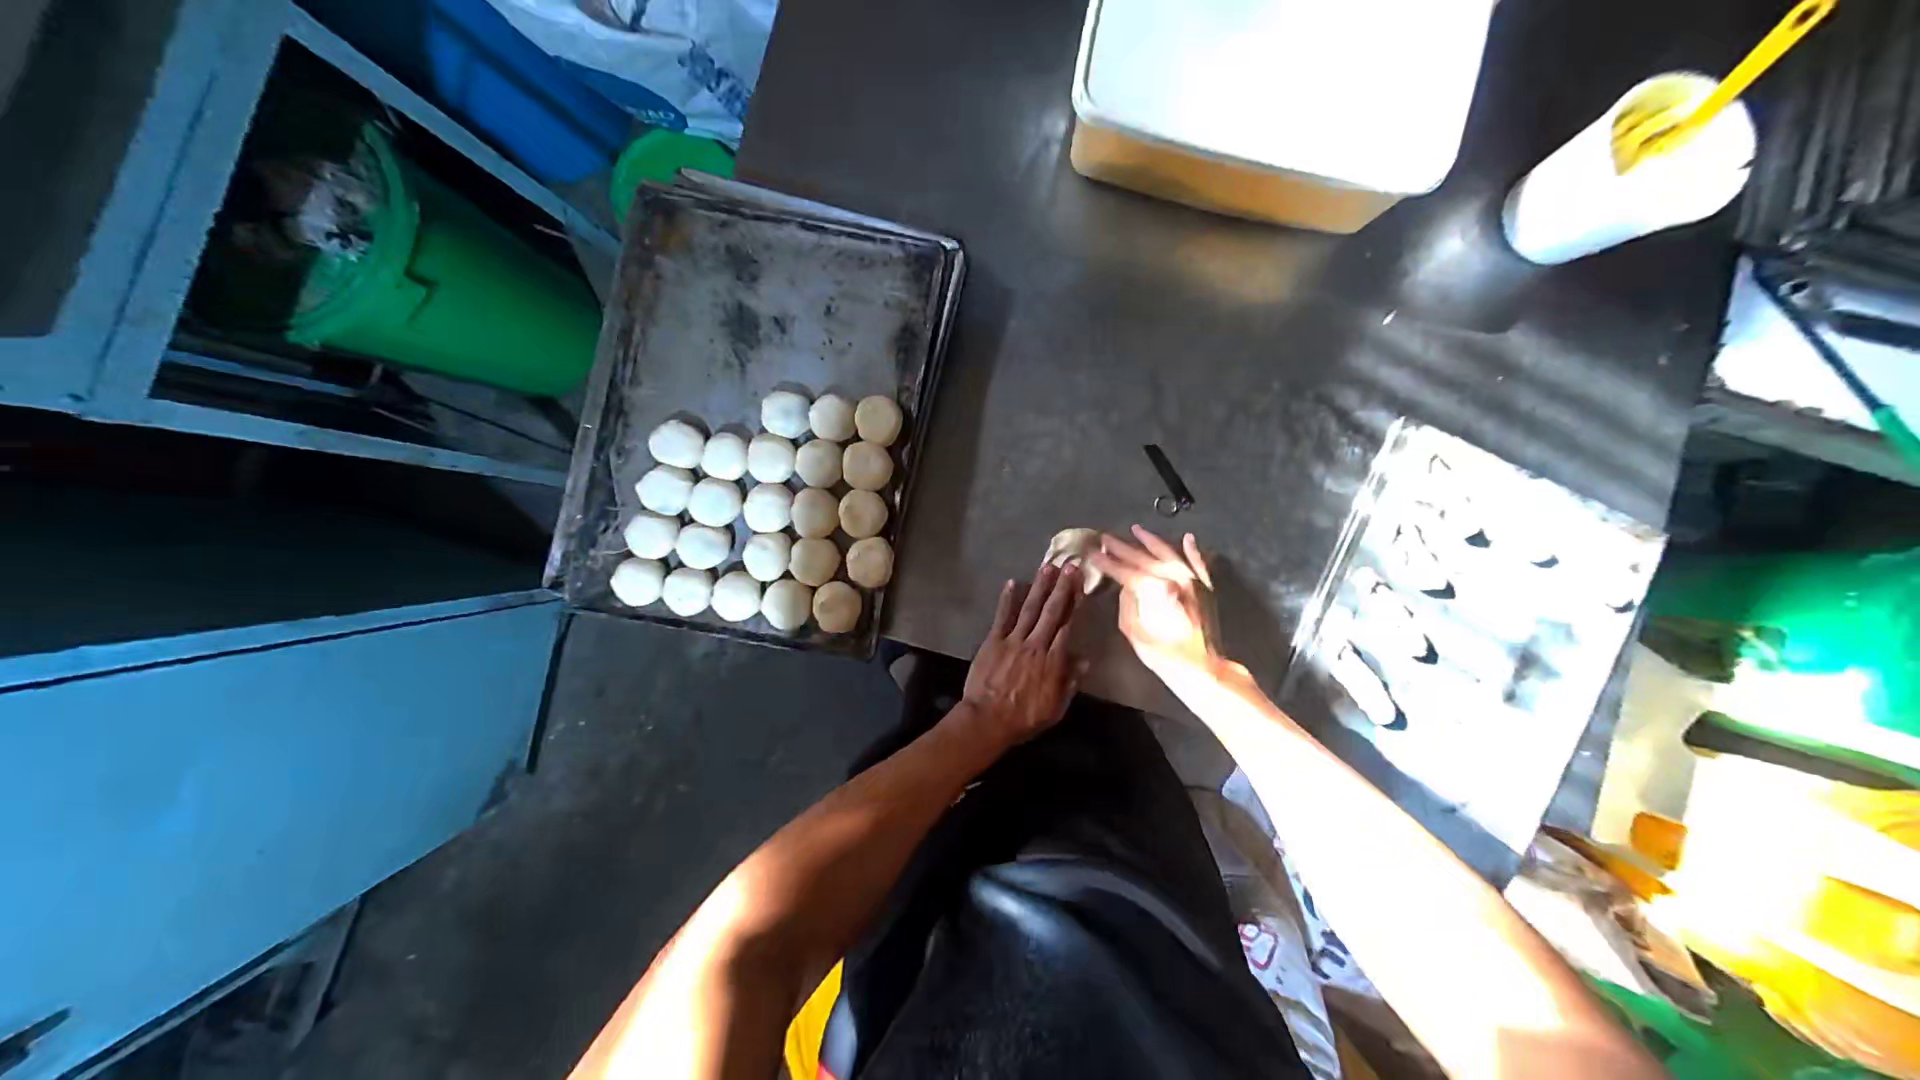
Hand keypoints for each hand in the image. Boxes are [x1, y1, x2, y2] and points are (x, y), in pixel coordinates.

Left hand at [959, 562, 1086, 747]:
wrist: (987, 720)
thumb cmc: (1024, 718)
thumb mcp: (1055, 708)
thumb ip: (1070, 683)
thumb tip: (1083, 660)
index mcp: (1054, 661)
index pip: (1068, 626)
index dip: (1075, 604)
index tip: (1081, 585)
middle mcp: (1036, 645)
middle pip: (1052, 611)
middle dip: (1062, 587)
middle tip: (1070, 566)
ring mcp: (1013, 641)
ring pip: (1030, 609)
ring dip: (1040, 587)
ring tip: (1048, 567)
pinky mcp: (993, 641)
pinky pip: (1002, 616)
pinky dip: (1007, 599)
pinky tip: (1013, 582)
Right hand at [1091, 526, 1251, 694]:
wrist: (1203, 667)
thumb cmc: (1164, 655)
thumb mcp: (1134, 632)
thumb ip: (1128, 604)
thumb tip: (1127, 587)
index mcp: (1153, 589)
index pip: (1126, 571)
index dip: (1108, 562)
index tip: (1093, 554)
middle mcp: (1174, 578)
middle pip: (1144, 558)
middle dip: (1123, 548)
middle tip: (1106, 538)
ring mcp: (1192, 581)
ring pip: (1169, 553)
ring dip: (1151, 540)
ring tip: (1136, 529)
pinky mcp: (1205, 588)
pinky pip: (1199, 563)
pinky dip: (1193, 550)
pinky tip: (1187, 537)